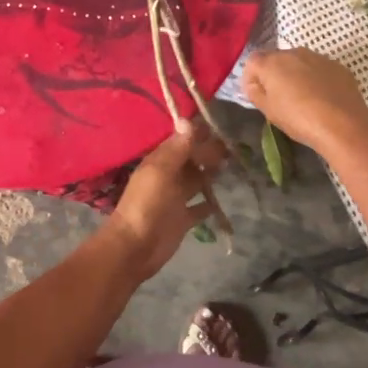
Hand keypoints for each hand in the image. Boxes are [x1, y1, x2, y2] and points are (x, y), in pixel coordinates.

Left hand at [101, 121, 226, 280]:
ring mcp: (176, 198)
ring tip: (230, 165)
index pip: (181, 141)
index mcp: (160, 161)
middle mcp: (168, 176)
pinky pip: (199, 207)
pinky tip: (222, 200)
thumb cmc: (147, 204)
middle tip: (231, 147)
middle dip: (208, 152)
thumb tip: (187, 120)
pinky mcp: (183, 219)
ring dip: (210, 174)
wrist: (136, 247)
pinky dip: (209, 203)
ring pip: (196, 180)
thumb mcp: (161, 172)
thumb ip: (176, 149)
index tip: (219, 125)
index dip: (198, 133)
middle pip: (191, 160)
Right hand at [242, 48, 367, 151]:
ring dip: (297, 75)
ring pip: (299, 62)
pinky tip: (323, 98)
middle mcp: (293, 53)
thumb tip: (253, 85)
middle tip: (280, 97)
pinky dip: (317, 79)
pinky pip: (319, 69)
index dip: (251, 78)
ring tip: (304, 98)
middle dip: (274, 74)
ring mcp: (317, 57)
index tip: (257, 95)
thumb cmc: (299, 118)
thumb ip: (255, 93)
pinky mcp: (337, 66)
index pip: (252, 62)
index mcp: (271, 63)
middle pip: (276, 59)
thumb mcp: (269, 111)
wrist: (344, 125)